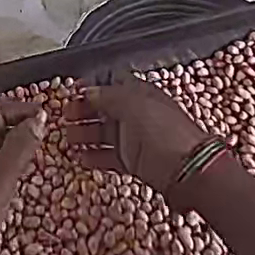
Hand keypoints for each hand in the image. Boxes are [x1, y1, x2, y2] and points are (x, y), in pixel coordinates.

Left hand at [0, 98, 46, 254]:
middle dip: (20, 121)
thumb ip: (21, 144)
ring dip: (16, 137)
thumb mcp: (3, 174)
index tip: (46, 115)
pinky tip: (22, 164)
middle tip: (45, 128)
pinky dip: (10, 154)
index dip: (22, 109)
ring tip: (38, 143)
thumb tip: (38, 119)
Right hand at [62, 74, 210, 193]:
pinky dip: (94, 157)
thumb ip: (108, 95)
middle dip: (83, 110)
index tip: (72, 90)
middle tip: (64, 115)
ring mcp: (135, 139)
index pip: (112, 83)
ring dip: (84, 134)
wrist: (189, 171)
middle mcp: (136, 114)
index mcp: (139, 94)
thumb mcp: (133, 104)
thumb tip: (88, 91)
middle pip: (103, 108)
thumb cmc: (162, 131)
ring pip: (103, 133)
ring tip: (66, 138)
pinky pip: (109, 157)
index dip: (92, 85)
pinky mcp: (134, 162)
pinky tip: (79, 158)